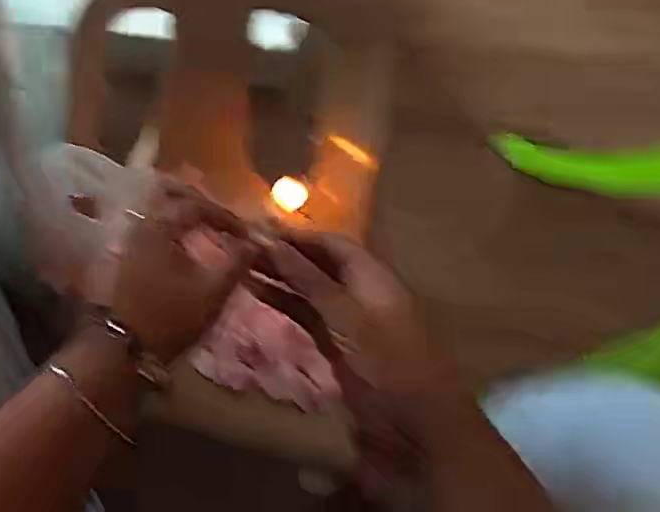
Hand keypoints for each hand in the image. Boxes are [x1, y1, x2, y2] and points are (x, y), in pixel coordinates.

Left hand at [102, 178, 256, 362]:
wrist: (124, 342)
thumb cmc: (171, 317)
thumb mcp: (212, 292)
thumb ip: (236, 263)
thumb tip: (255, 241)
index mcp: (159, 224)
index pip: (195, 204)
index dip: (225, 215)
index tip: (247, 233)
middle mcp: (139, 221)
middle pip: (168, 192)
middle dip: (199, 200)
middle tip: (223, 219)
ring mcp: (129, 234)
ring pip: (156, 205)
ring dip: (182, 209)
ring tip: (208, 227)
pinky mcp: (125, 249)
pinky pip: (150, 220)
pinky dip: (170, 222)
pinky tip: (185, 241)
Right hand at [261, 231, 454, 500]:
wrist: (419, 431)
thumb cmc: (386, 360)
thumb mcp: (344, 314)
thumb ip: (306, 276)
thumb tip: (270, 240)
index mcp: (374, 278)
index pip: (331, 242)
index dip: (297, 233)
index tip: (258, 228)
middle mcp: (361, 292)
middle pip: (318, 263)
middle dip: (283, 253)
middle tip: (243, 245)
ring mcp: (350, 319)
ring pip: (308, 287)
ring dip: (278, 275)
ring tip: (240, 264)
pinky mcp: (338, 342)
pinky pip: (305, 311)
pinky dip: (282, 300)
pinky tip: (254, 291)